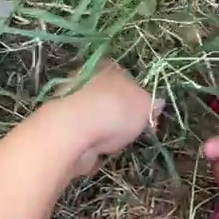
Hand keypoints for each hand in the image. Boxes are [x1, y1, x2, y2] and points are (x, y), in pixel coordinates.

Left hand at [46, 60, 161, 177]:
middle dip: (117, 116)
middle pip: (108, 99)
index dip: (135, 96)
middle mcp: (84, 79)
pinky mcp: (61, 126)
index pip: (123, 76)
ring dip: (102, 132)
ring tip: (112, 144)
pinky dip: (89, 146)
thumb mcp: (147, 105)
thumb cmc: (117, 109)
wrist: (76, 130)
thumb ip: (152, 104)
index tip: (143, 114)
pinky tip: (96, 152)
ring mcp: (69, 103)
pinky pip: (82, 137)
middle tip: (129, 131)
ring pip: (94, 119)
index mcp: (106, 67)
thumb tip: (157, 103)